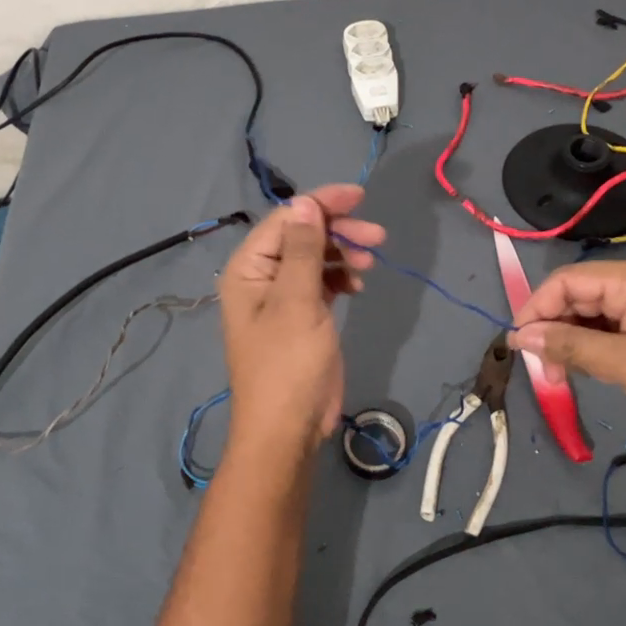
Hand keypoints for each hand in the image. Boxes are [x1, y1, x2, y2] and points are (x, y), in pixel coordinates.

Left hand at [218, 185, 385, 460]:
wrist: (287, 428)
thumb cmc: (287, 364)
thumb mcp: (297, 301)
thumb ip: (302, 249)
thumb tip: (305, 202)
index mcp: (248, 269)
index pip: (285, 220)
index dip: (322, 204)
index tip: (361, 197)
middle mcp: (260, 278)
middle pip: (301, 235)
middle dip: (338, 230)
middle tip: (377, 236)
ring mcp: (281, 299)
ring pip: (314, 257)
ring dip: (343, 253)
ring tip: (371, 262)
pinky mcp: (301, 318)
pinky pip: (320, 282)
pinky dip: (341, 277)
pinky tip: (359, 285)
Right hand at [508, 256, 625, 435]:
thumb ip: (573, 346)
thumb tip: (521, 335)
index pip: (565, 281)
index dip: (536, 310)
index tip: (520, 348)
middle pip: (577, 294)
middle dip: (553, 329)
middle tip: (545, 372)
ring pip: (592, 311)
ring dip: (573, 340)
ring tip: (565, 375)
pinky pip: (612, 323)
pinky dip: (595, 343)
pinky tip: (590, 367)